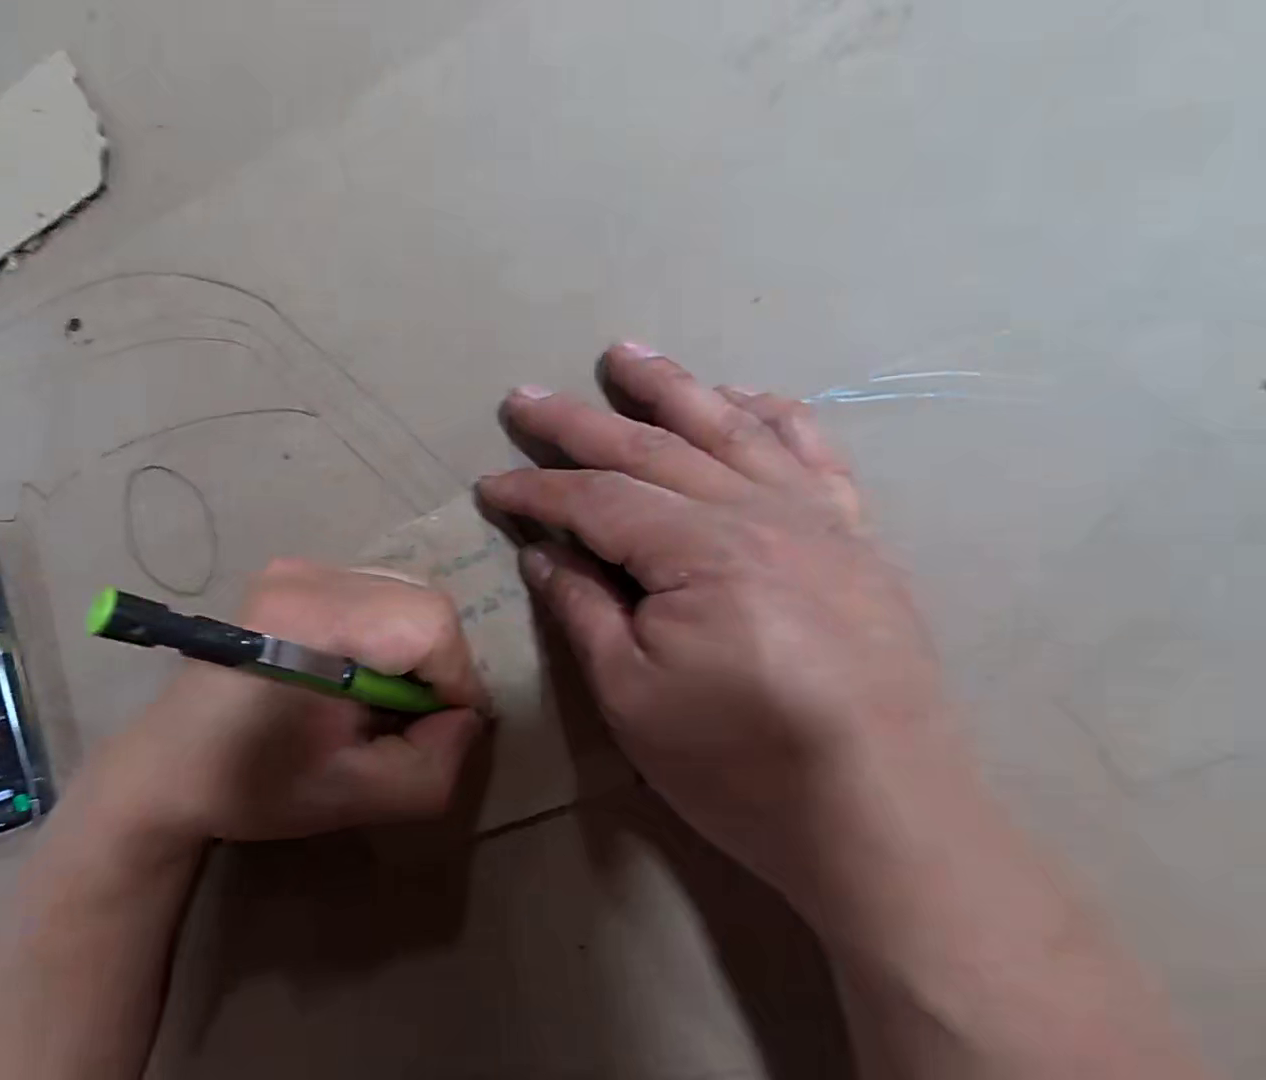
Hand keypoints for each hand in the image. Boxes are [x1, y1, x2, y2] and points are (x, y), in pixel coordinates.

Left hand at [87, 560, 487, 844]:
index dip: (457, 679)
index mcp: (311, 621)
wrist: (169, 763)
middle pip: (421, 600)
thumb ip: (436, 764)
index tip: (446, 728)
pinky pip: (372, 591)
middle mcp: (304, 576)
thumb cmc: (254, 786)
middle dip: (437, 662)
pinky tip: (357, 672)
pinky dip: (386, 630)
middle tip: (414, 717)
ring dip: (413, 646)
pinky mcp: (289, 575)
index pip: (429, 623)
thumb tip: (466, 716)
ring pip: (401, 591)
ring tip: (382, 698)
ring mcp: (293, 568)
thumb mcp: (358, 796)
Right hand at [478, 343, 954, 885]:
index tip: (488, 486)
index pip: (597, 501)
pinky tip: (745, 397)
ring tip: (625, 354)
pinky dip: (773, 418)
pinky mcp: (854, 542)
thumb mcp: (629, 694)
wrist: (885, 824)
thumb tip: (543, 551)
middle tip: (523, 398)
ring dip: (671, 388)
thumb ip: (582, 608)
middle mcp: (763, 517)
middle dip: (577, 423)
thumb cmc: (739, 766)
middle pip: (652, 450)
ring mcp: (818, 523)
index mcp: (703, 554)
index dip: (535, 491)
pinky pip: (811, 458)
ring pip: (730, 432)